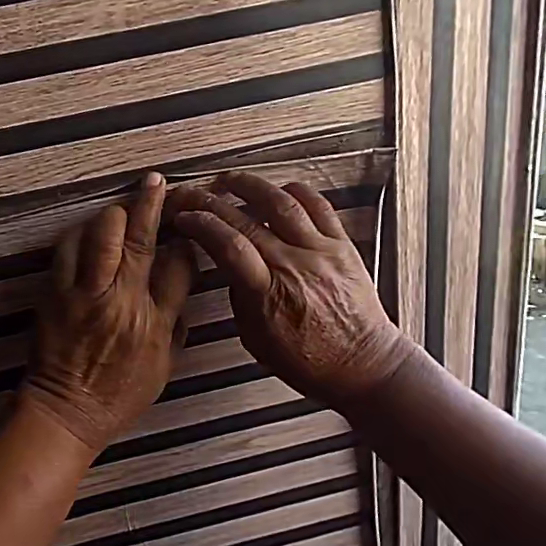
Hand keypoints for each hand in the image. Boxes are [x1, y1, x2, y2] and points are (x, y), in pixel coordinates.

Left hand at [19, 173, 195, 453]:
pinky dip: (79, 234)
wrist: (65, 410)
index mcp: (155, 322)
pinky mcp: (55, 294)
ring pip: (100, 235)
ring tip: (120, 207)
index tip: (183, 231)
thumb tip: (181, 292)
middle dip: (150, 203)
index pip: (179, 266)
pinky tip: (86, 232)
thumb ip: (175, 326)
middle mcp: (122, 301)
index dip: (184, 242)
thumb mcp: (164, 367)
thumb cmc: (117, 396)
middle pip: (140, 239)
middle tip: (155, 182)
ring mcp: (85, 294)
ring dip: (112, 214)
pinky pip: (67, 250)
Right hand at [167, 172, 414, 408]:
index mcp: (268, 293)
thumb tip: (227, 265)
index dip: (200, 223)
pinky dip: (296, 192)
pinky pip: (319, 208)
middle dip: (210, 201)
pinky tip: (278, 188)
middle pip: (245, 220)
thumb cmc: (306, 360)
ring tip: (228, 179)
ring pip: (282, 203)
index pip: (227, 244)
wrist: (362, 366)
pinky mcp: (342, 247)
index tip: (182, 216)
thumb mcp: (253, 336)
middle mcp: (295, 265)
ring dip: (250, 185)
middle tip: (190, 193)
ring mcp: (321, 252)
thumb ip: (238, 295)